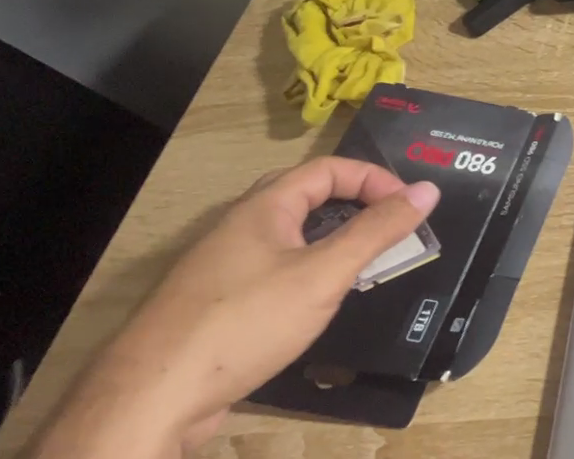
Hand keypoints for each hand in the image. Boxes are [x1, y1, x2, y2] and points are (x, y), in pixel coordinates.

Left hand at [37, 157, 439, 456]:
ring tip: (363, 267)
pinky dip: (307, 273)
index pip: (329, 169)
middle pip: (307, 198)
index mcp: (262, 208)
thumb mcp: (325, 274)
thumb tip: (427, 190)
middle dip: (355, 206)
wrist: (146, 405)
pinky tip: (317, 304)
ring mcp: (220, 269)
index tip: (408, 207)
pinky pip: (272, 271)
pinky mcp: (212, 308)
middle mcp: (237, 229)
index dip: (374, 179)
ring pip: (289, 238)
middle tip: (389, 229)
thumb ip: (378, 230)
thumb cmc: (244, 324)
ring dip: (333, 243)